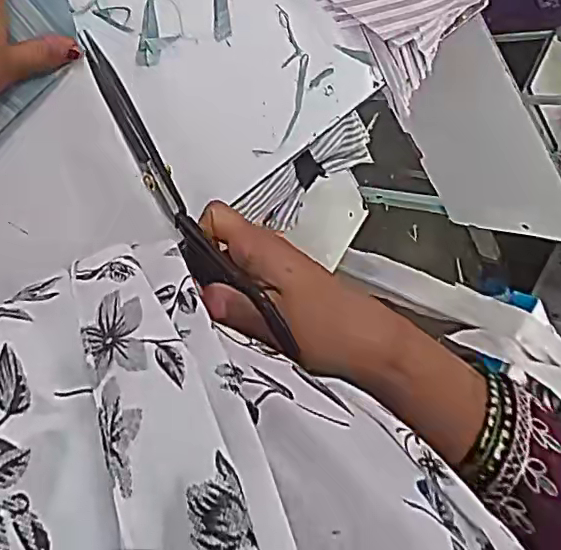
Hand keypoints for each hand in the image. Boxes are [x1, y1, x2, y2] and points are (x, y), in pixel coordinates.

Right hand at [198, 202, 488, 462]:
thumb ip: (233, 307)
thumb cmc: (337, 328)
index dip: (194, 238)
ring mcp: (277, 264)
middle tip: (206, 301)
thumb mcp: (274, 323)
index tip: (186, 269)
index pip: (214, 216)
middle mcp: (269, 248)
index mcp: (262, 246)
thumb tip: (203, 296)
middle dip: (206, 269)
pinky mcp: (284, 282)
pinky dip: (241, 296)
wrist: (374, 344)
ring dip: (224, 286)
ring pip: (232, 261)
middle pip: (219, 240)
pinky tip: (250, 323)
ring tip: (232, 317)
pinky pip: (249, 278)